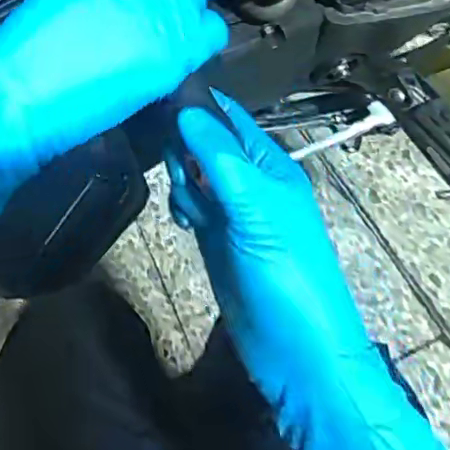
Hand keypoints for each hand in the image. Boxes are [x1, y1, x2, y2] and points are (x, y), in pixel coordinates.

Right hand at [166, 95, 449, 449]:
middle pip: (199, 139)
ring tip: (191, 210)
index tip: (152, 97)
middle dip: (181, 149)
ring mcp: (230, 206)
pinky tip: (185, 225)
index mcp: (267, 162)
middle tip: (183, 176)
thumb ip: (217, 152)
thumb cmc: (286, 272)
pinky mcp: (214, 231)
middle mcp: (248, 177)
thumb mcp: (254, 205)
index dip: (192, 101)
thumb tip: (183, 105)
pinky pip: (186, 201)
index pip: (224, 112)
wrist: (297, 353)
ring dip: (180, 182)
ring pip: (188, 169)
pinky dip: (180, 207)